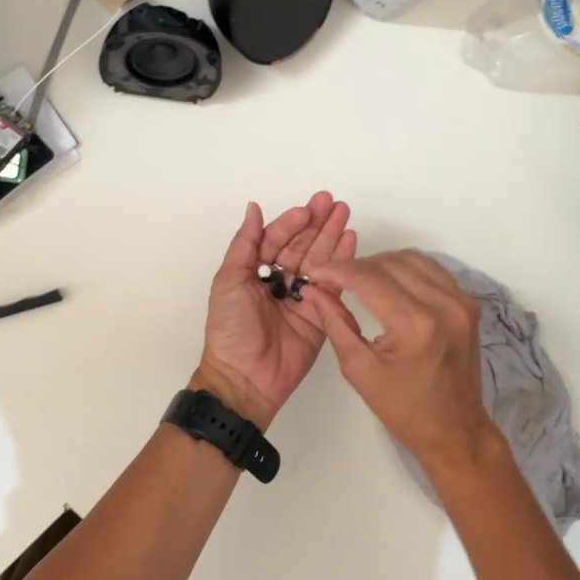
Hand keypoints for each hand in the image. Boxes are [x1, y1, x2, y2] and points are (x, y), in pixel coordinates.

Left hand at [195, 192, 356, 429]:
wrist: (244, 378)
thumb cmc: (230, 329)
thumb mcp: (229, 281)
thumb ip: (244, 244)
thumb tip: (253, 208)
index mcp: (254, 271)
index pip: (277, 239)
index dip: (291, 223)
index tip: (307, 209)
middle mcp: (278, 281)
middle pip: (302, 246)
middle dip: (317, 223)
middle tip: (334, 202)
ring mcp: (301, 298)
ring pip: (319, 261)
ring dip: (332, 237)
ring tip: (346, 214)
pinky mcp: (320, 315)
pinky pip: (332, 286)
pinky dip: (342, 265)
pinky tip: (350, 242)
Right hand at [302, 251, 495, 470]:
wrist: (455, 431)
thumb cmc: (403, 408)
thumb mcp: (359, 369)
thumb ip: (335, 322)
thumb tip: (313, 289)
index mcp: (416, 325)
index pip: (368, 279)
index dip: (337, 271)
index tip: (315, 273)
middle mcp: (443, 305)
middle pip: (389, 263)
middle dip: (356, 266)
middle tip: (332, 279)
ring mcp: (461, 302)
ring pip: (412, 258)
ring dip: (381, 263)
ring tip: (358, 280)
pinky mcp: (468, 304)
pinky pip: (432, 269)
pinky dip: (406, 269)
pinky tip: (388, 283)